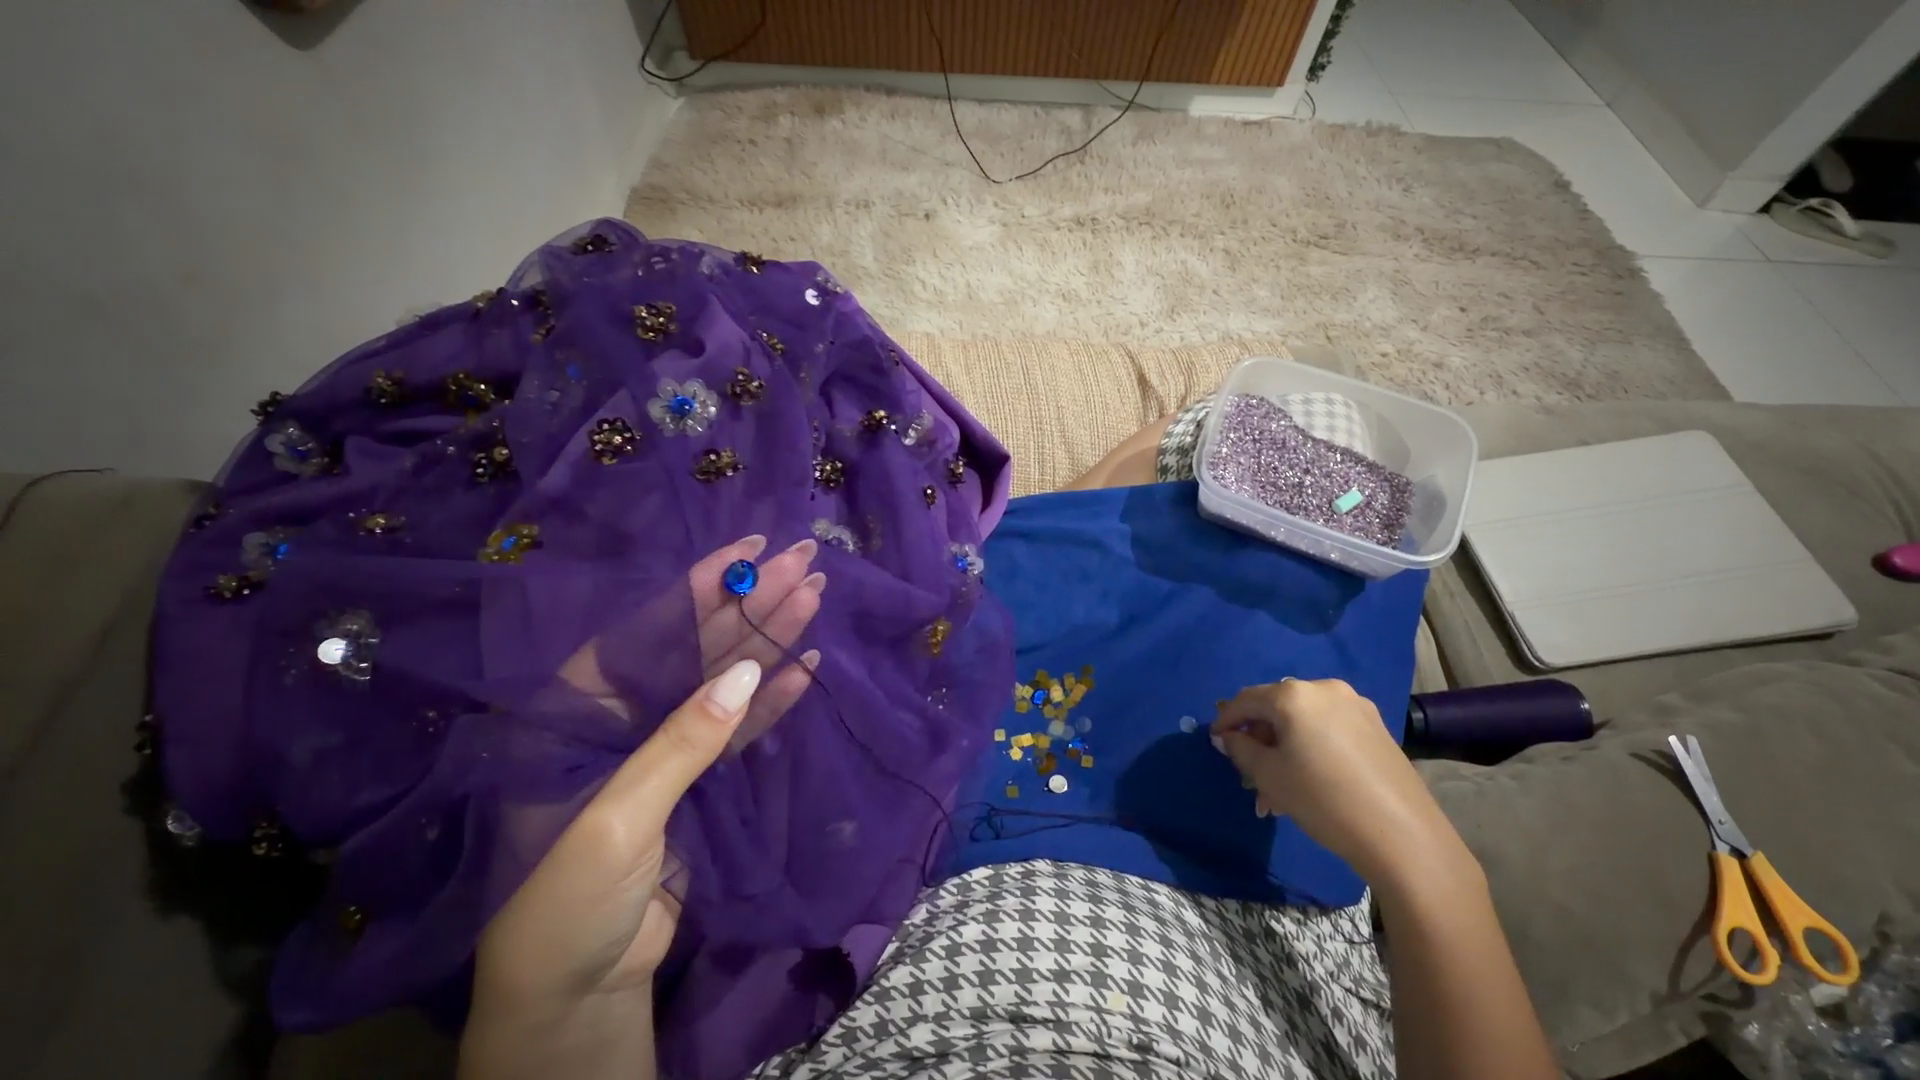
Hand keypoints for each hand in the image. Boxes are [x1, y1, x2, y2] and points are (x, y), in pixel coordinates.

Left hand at [463, 538, 826, 1079]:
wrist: (580, 986)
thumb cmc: (567, 898)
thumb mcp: (617, 816)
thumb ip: (681, 741)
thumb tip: (749, 669)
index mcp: (574, 714)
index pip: (644, 635)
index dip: (697, 589)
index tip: (746, 549)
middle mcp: (618, 718)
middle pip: (693, 650)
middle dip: (748, 606)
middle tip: (803, 561)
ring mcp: (660, 748)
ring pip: (722, 683)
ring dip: (768, 642)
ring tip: (815, 595)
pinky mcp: (694, 783)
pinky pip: (737, 731)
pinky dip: (772, 700)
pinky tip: (804, 663)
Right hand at [1211, 678, 1468, 888]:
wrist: (1400, 832)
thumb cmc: (1321, 799)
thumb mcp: (1269, 776)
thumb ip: (1240, 749)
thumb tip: (1227, 736)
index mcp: (1294, 695)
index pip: (1246, 699)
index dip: (1226, 720)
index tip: (1214, 742)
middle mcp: (1324, 689)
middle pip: (1277, 709)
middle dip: (1259, 740)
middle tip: (1248, 776)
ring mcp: (1355, 706)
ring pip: (1304, 723)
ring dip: (1284, 750)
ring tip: (1276, 793)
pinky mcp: (1376, 727)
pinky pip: (1328, 730)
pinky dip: (1310, 749)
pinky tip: (1306, 783)